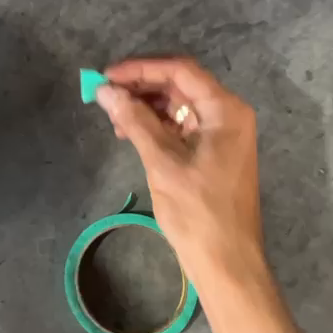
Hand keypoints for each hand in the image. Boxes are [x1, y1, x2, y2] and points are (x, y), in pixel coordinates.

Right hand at [95, 58, 267, 288]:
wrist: (227, 263)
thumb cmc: (198, 213)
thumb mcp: (162, 162)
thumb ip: (134, 121)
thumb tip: (105, 91)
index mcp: (225, 110)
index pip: (180, 71)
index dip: (141, 69)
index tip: (107, 77)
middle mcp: (228, 114)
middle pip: (180, 84)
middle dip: (141, 86)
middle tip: (106, 95)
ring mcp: (222, 134)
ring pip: (179, 104)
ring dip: (146, 106)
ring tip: (114, 117)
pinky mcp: (213, 152)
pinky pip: (182, 125)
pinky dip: (156, 125)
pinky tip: (131, 133)